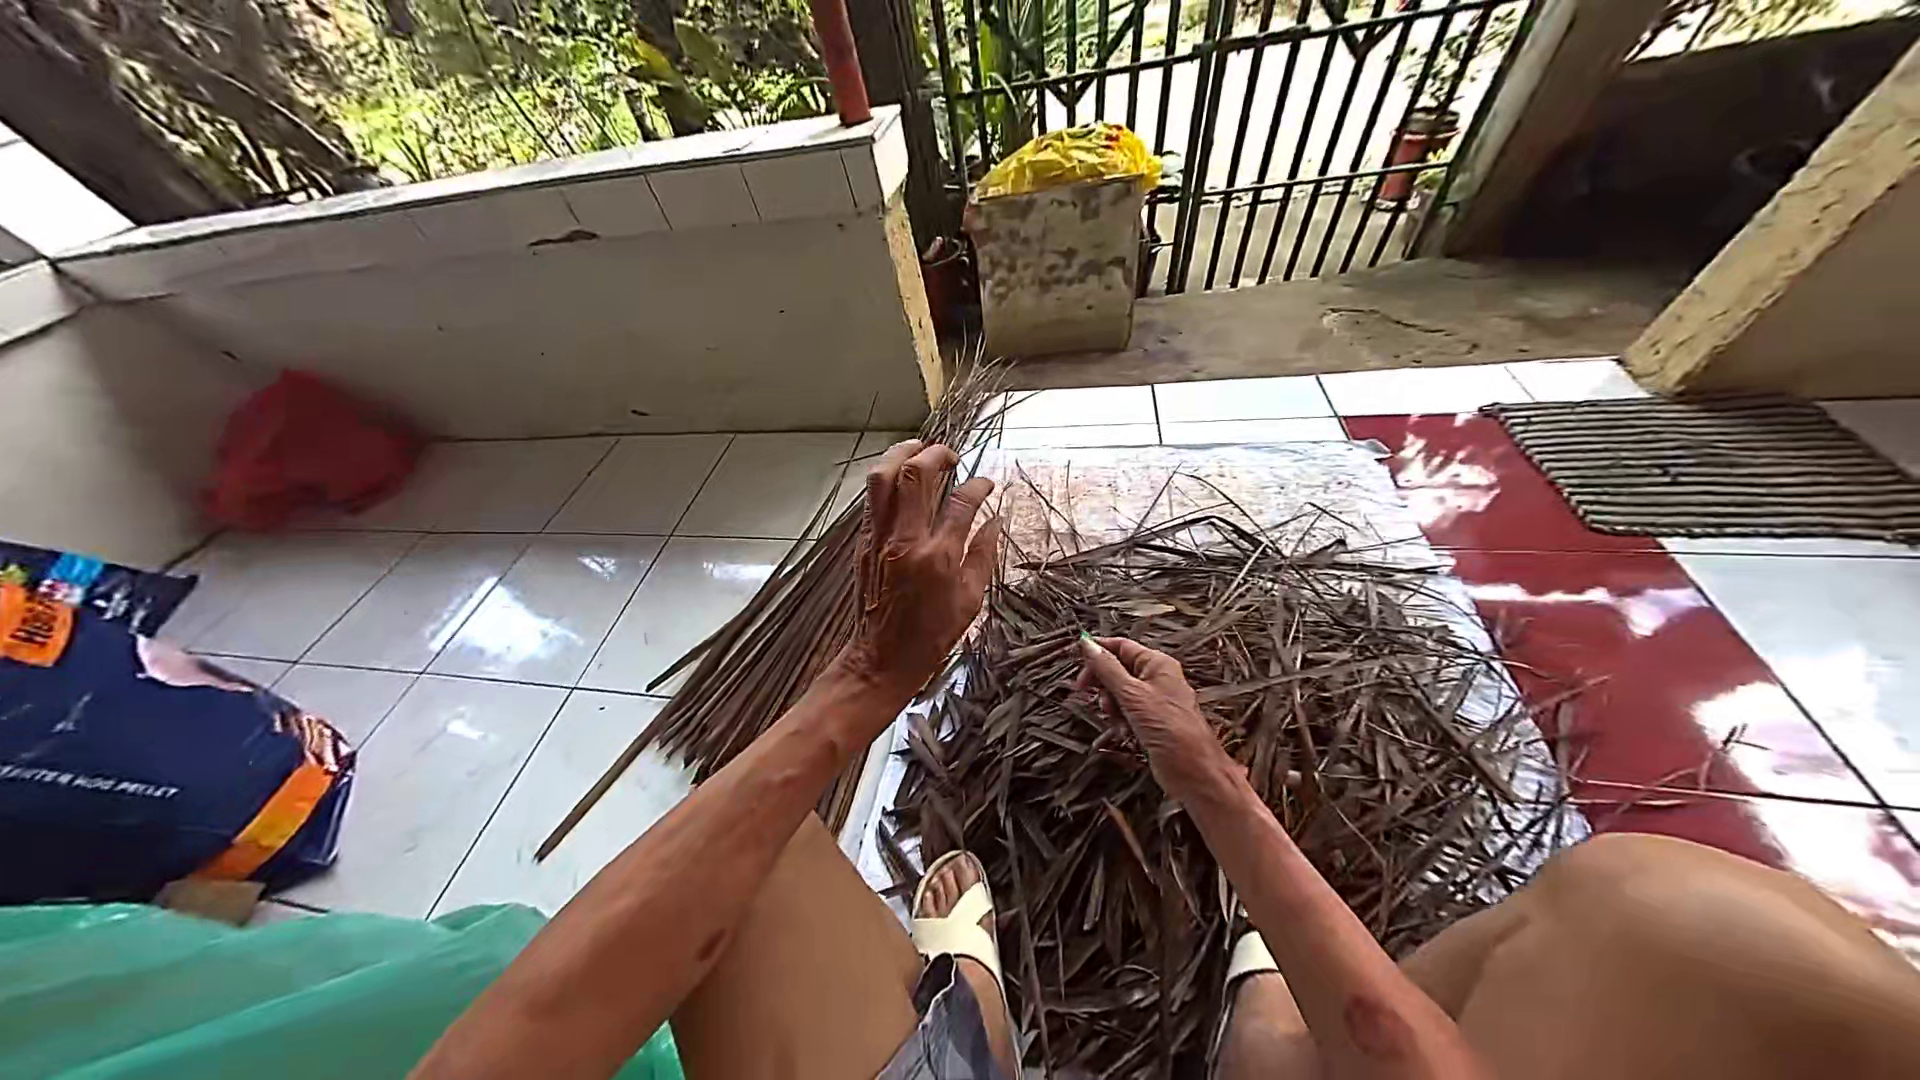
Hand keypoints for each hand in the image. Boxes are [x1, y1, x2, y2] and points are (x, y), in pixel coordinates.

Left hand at [837, 439, 1000, 702]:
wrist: (881, 659)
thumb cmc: (931, 637)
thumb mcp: (970, 601)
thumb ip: (983, 556)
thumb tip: (995, 520)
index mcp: (938, 557)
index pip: (961, 503)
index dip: (978, 486)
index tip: (987, 484)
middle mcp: (905, 540)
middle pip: (915, 476)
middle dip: (935, 454)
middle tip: (950, 455)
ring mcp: (879, 539)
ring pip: (882, 479)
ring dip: (901, 455)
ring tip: (919, 449)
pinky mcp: (863, 544)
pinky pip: (872, 500)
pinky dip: (886, 480)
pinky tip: (900, 479)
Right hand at [1077, 635, 1234, 800]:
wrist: (1194, 771)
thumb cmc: (1173, 731)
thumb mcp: (1132, 694)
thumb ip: (1107, 668)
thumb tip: (1088, 645)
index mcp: (1158, 664)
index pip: (1121, 646)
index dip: (1098, 650)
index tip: (1078, 656)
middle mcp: (1157, 679)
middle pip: (1118, 669)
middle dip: (1102, 681)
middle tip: (1086, 689)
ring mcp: (1154, 701)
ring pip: (1119, 692)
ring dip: (1110, 703)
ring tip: (1113, 714)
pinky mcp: (1151, 722)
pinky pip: (1126, 711)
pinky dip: (1119, 718)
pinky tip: (1122, 728)